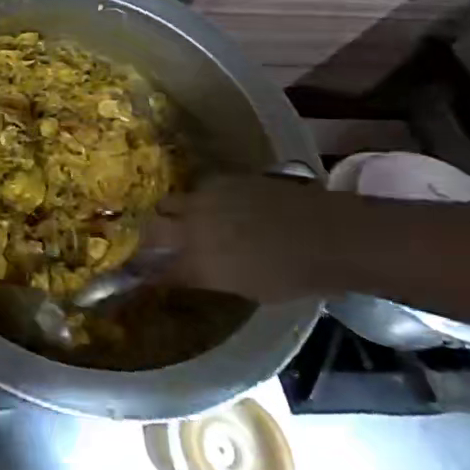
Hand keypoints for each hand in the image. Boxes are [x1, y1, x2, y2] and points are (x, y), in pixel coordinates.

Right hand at [147, 175, 339, 302]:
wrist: (327, 234)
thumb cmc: (294, 276)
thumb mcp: (249, 290)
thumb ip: (210, 277)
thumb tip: (189, 272)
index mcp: (198, 263)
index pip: (158, 270)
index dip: (147, 274)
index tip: (141, 276)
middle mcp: (191, 228)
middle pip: (151, 228)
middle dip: (149, 238)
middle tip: (156, 246)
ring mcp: (204, 199)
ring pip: (168, 203)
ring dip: (169, 215)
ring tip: (180, 222)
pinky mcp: (221, 179)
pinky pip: (196, 190)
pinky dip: (197, 201)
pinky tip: (212, 208)